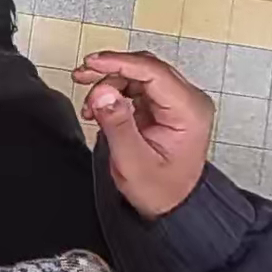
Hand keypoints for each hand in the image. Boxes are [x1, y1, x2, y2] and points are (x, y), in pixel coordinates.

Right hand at [72, 51, 213, 219]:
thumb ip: (116, 124)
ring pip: (139, 73)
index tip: (92, 64)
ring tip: (89, 102)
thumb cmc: (160, 191)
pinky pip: (137, 84)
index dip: (119, 63)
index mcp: (189, 111)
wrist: (172, 207)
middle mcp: (188, 100)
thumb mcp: (132, 162)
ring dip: (110, 81)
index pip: (153, 72)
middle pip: (146, 67)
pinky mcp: (164, 104)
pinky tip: (99, 104)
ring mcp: (177, 101)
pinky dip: (115, 89)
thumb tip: (102, 92)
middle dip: (110, 69)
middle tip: (82, 76)